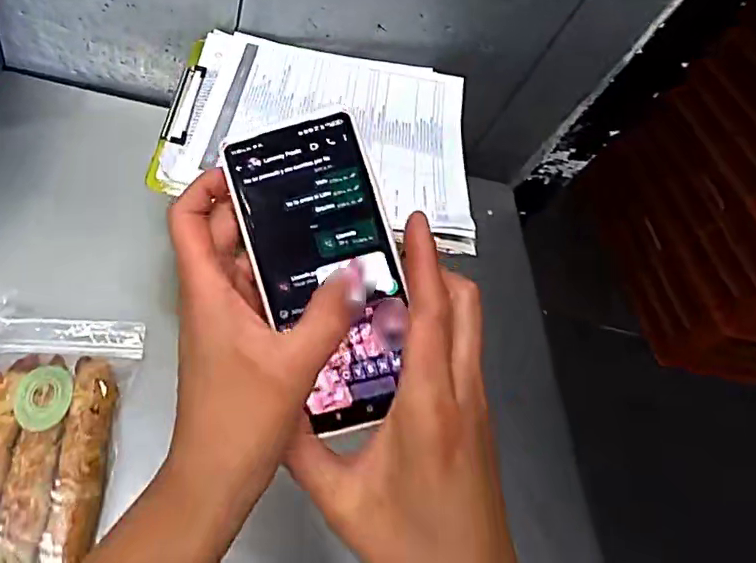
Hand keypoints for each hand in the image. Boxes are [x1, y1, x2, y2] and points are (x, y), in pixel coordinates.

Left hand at [93, 168, 358, 562]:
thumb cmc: (233, 426)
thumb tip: (354, 273)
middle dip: (251, 209)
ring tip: (309, 230)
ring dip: (267, 245)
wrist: (213, 480)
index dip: (205, 186)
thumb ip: (328, 315)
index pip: (187, 218)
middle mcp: (210, 295)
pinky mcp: (236, 334)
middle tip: (291, 194)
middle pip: (220, 232)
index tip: (237, 171)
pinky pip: (253, 289)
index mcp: (207, 290)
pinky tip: (312, 281)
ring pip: (239, 261)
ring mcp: (222, 315)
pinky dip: (276, 277)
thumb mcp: (292, 365)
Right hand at [285, 212, 516, 562]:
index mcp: (428, 404)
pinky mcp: (479, 415)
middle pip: (464, 305)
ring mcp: (476, 403)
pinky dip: (442, 324)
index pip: (432, 312)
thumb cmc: (420, 548)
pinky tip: (408, 338)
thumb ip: (302, 451)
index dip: (425, 261)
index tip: (414, 226)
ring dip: (441, 292)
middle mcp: (461, 394)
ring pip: (470, 324)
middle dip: (436, 265)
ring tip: (402, 282)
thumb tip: (277, 409)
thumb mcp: (343, 499)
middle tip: (404, 246)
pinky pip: (464, 349)